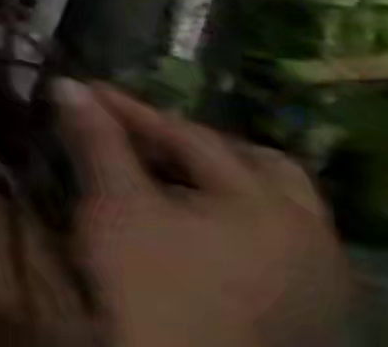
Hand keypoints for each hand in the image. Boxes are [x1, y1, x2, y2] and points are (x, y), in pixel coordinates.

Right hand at [55, 80, 349, 346]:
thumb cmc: (147, 276)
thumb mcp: (113, 199)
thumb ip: (95, 138)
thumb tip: (68, 84)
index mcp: (269, 204)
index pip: (191, 136)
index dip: (132, 110)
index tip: (84, 89)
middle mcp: (312, 234)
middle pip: (256, 164)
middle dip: (192, 141)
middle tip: (135, 131)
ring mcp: (319, 274)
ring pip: (271, 202)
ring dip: (214, 177)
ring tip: (158, 170)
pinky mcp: (308, 302)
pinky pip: (273, 235)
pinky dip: (229, 211)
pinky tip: (188, 216)